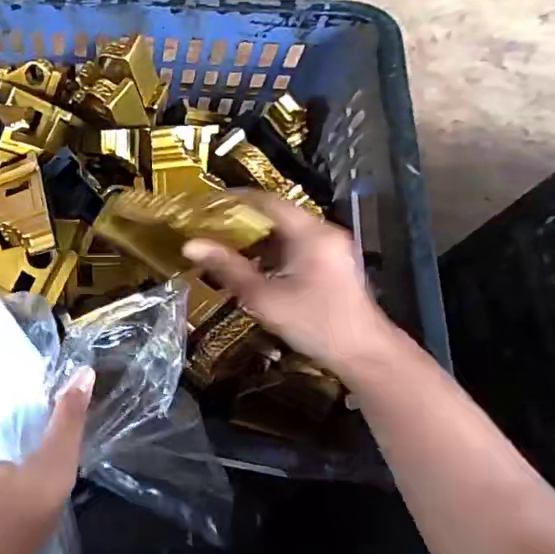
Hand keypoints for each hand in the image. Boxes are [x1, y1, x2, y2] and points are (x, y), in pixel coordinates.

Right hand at [184, 193, 407, 380]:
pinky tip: (249, 266)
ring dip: (254, 237)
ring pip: (285, 232)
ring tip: (222, 245)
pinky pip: (295, 246)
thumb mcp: (263, 296)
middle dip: (241, 220)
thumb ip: (226, 267)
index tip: (206, 205)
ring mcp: (331, 249)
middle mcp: (324, 233)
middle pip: (276, 215)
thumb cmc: (314, 323)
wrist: (364, 354)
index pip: (268, 201)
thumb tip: (190, 245)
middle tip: (208, 227)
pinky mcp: (332, 265)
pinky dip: (270, 251)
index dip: (235, 199)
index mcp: (311, 233)